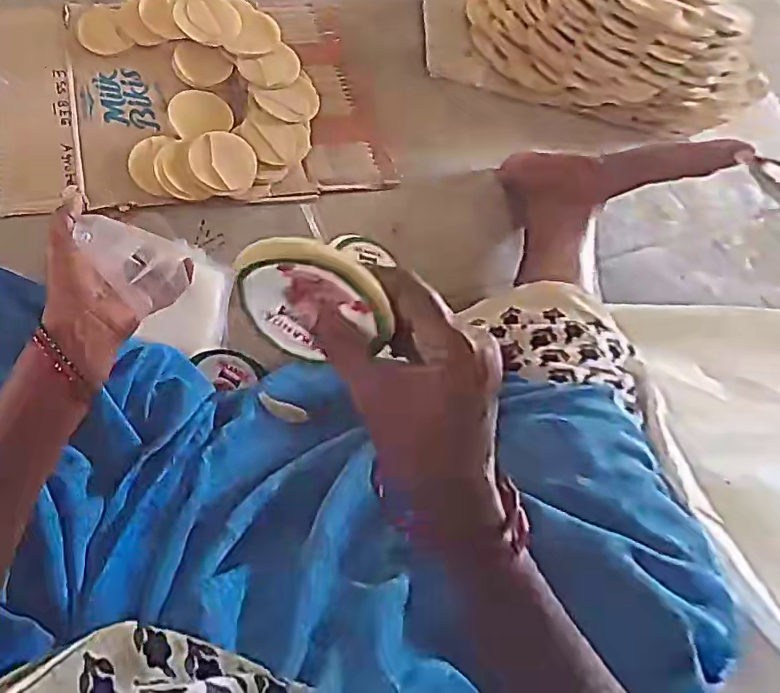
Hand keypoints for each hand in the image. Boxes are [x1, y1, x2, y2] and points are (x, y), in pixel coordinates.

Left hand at [39, 194, 189, 386]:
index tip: (123, 209)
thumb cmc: (70, 291)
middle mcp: (104, 276)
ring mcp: (125, 292)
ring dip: (160, 260)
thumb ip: (63, 225)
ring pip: (146, 272)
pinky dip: (177, 280)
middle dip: (136, 242)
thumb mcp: (60, 252)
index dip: (107, 226)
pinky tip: (187, 266)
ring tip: (176, 241)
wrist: (83, 336)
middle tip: (154, 223)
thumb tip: (72, 195)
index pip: (97, 239)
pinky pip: (164, 291)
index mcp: (83, 262)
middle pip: (124, 255)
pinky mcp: (142, 306)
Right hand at [298, 266, 507, 540]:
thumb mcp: (369, 388)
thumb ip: (338, 339)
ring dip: (382, 317)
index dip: (368, 276)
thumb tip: (305, 300)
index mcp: (457, 342)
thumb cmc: (412, 446)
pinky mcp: (467, 371)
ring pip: (419, 319)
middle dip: (371, 298)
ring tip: (344, 316)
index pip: (408, 287)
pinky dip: (397, 336)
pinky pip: (426, 339)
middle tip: (331, 296)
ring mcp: (474, 356)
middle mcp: (473, 340)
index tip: (332, 276)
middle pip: (415, 301)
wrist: (451, 503)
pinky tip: (369, 341)